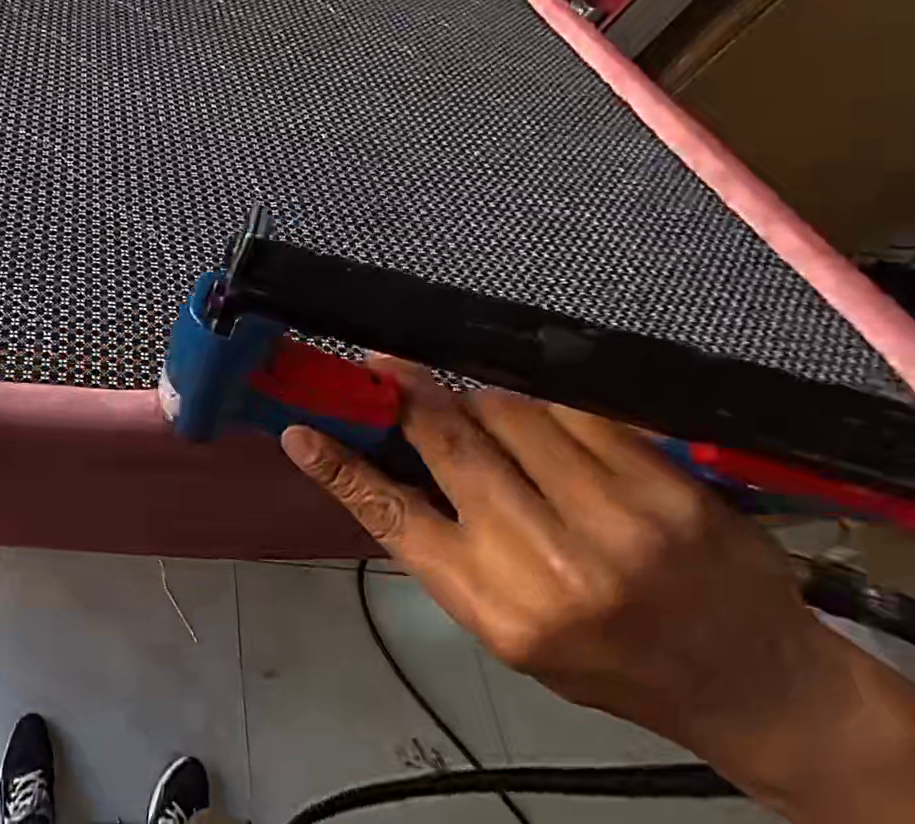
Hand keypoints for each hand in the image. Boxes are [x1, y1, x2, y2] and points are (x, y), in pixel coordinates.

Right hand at [279, 357, 914, 823]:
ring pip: (510, 414)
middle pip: (450, 444)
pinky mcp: (671, 488)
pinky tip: (537, 419)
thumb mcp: (494, 621)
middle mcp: (551, 561)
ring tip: (473, 409)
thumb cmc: (594, 655)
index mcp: (494, 600)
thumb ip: (434, 543)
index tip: (298, 432)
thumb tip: (369, 464)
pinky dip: (540, 406)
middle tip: (381, 366)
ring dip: (476, 401)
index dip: (338, 468)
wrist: (750, 683)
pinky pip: (575, 412)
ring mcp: (620, 520)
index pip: (393, 515)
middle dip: (409, 395)